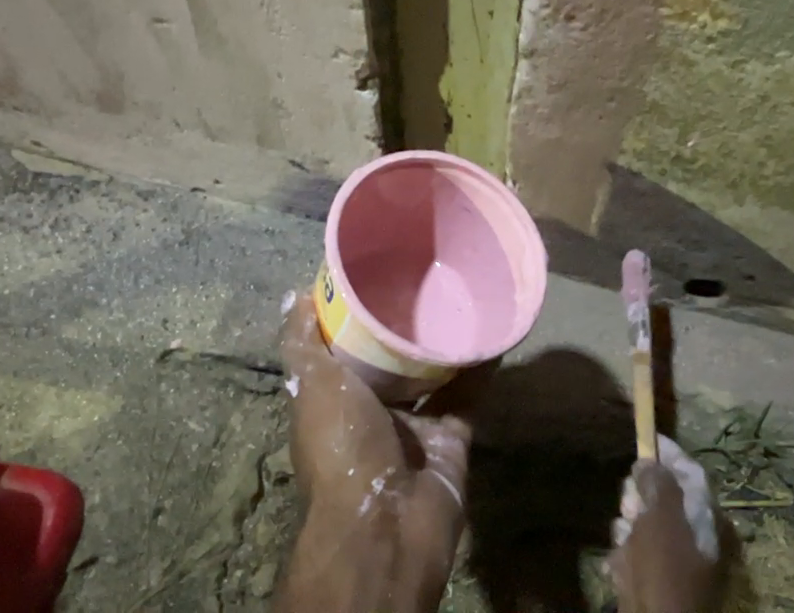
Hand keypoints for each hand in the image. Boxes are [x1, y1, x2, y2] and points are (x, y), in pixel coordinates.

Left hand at [274, 292, 472, 612]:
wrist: (389, 523)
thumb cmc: (342, 448)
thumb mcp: (312, 387)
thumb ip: (303, 344)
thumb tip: (298, 296)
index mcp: (332, 400)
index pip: (341, 349)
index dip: (351, 315)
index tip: (371, 271)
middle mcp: (370, 413)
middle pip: (388, 360)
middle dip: (401, 324)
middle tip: (425, 275)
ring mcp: (412, 427)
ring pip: (429, 375)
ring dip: (442, 343)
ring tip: (461, 294)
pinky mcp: (450, 439)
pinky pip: (468, 396)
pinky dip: (480, 367)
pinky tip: (494, 330)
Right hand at [609, 435, 723, 612]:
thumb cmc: (665, 567)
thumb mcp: (662, 517)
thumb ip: (659, 483)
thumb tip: (649, 461)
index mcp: (706, 517)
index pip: (689, 472)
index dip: (669, 453)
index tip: (647, 437)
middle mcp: (693, 533)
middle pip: (662, 494)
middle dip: (640, 493)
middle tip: (629, 502)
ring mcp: (672, 556)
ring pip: (642, 520)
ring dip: (628, 524)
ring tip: (624, 537)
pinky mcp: (652, 576)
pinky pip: (633, 548)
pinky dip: (624, 551)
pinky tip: (620, 562)